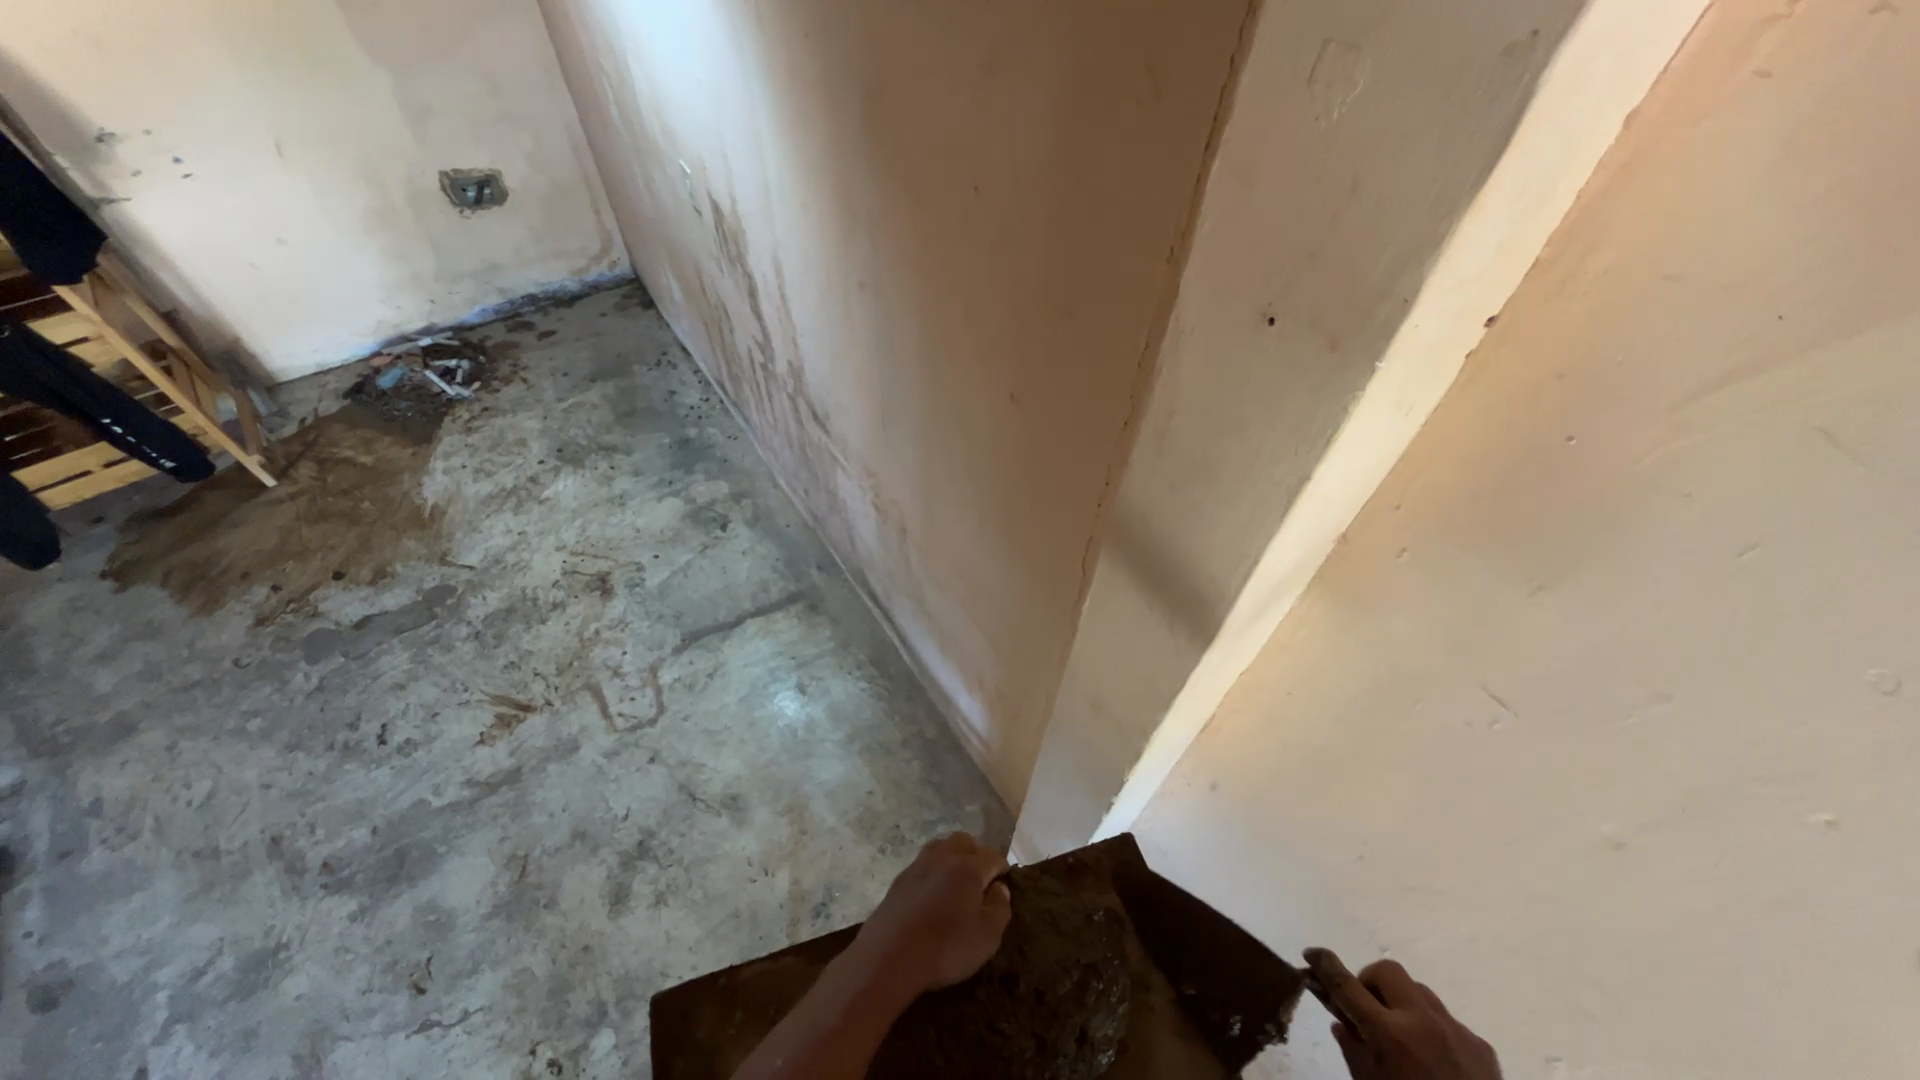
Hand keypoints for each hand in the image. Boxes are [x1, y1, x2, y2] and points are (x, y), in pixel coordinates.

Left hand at [847, 832, 1012, 994]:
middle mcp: (943, 858)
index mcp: (969, 867)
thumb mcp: (987, 936)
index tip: (1005, 882)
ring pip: (939, 848)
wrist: (888, 957)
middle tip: (980, 880)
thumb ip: (1000, 908)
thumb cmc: (946, 948)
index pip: (993, 856)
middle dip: (976, 855)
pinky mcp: (897, 881)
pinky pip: (921, 866)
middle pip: (964, 841)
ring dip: (951, 859)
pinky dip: (932, 873)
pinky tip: (931, 896)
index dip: (1003, 868)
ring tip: (954, 884)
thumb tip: (1000, 888)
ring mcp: (916, 867)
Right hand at [1305, 949, 1501, 1079]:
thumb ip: (1352, 1052)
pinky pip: (1448, 1021)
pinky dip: (1432, 1030)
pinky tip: (1434, 1060)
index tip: (1311, 953)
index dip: (1325, 965)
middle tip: (1367, 1009)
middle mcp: (1422, 1021)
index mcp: (1389, 1034)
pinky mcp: (1481, 1045)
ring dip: (1402, 1002)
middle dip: (1370, 981)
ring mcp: (1455, 1030)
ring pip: (1420, 991)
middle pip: (1387, 970)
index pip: (1347, 985)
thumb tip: (1341, 1025)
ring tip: (1401, 1035)